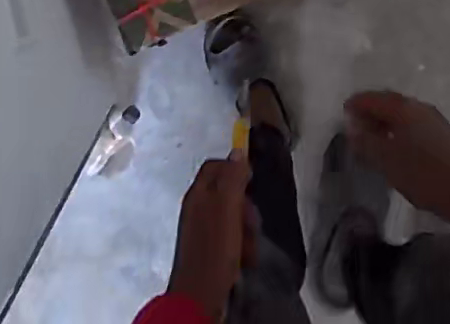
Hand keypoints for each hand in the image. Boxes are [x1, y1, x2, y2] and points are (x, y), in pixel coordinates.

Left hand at [166, 156, 251, 318]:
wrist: (199, 300)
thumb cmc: (214, 249)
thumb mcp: (227, 208)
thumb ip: (232, 178)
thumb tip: (238, 150)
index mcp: (198, 194)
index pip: (215, 165)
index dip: (234, 167)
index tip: (250, 180)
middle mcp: (197, 208)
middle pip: (226, 190)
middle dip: (244, 202)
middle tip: (252, 219)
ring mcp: (202, 231)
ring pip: (231, 215)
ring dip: (245, 226)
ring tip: (250, 244)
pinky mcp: (209, 251)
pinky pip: (229, 236)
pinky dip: (240, 243)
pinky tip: (245, 256)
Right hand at [344, 91, 449, 225]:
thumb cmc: (423, 175)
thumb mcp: (387, 161)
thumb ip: (366, 142)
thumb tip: (351, 127)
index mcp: (403, 108)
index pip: (374, 98)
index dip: (357, 103)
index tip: (343, 111)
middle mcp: (419, 106)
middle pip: (389, 102)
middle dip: (370, 110)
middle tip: (355, 124)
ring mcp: (433, 118)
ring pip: (402, 113)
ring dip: (385, 121)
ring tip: (372, 137)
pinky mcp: (443, 133)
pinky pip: (413, 123)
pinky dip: (398, 129)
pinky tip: (395, 146)